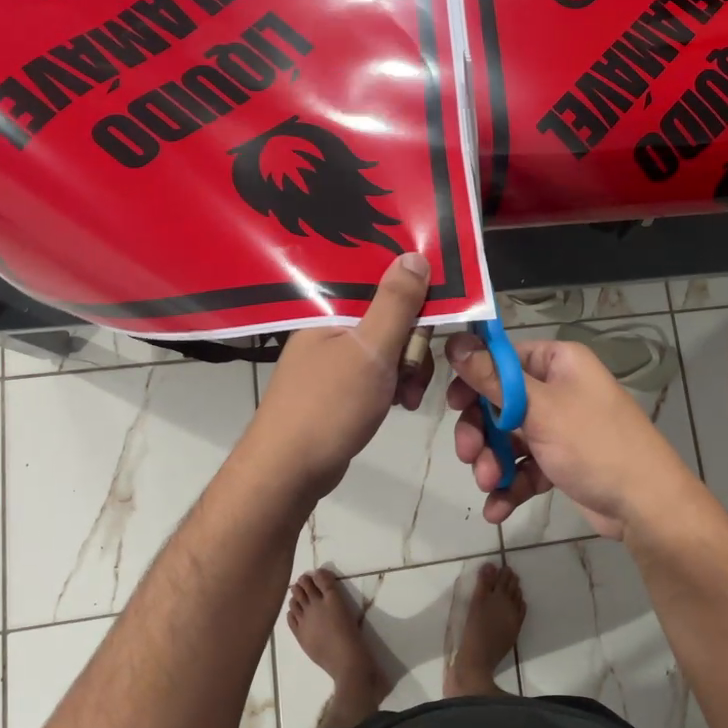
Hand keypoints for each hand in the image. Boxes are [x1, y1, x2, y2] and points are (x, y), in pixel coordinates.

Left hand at [249, 253, 434, 497]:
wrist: (289, 472)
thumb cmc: (329, 406)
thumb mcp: (370, 350)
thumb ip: (396, 303)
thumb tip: (414, 255)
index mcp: (328, 310)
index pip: (377, 281)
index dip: (410, 291)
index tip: (438, 306)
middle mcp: (328, 328)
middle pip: (387, 317)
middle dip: (411, 345)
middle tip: (415, 372)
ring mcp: (331, 360)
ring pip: (386, 349)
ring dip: (406, 371)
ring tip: (407, 398)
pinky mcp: (338, 388)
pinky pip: (376, 373)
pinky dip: (392, 388)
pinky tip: (398, 405)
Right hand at [445, 332, 696, 538]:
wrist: (645, 504)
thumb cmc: (594, 444)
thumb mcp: (539, 409)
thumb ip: (493, 378)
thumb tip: (455, 340)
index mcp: (559, 363)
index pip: (504, 358)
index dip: (475, 378)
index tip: (454, 403)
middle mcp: (559, 389)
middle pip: (500, 402)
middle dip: (480, 432)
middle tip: (468, 455)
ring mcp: (560, 428)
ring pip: (508, 439)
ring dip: (493, 462)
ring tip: (489, 484)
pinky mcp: (561, 462)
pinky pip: (525, 467)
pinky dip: (510, 485)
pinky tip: (497, 509)